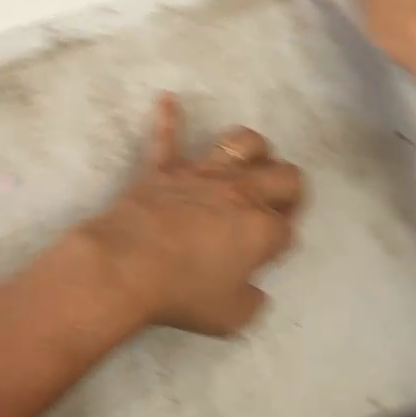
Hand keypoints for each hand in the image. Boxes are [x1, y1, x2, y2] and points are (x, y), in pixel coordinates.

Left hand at [77, 94, 302, 336]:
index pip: (287, 228)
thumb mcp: (231, 316)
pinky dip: (167, 118)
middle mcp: (238, 193)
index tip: (272, 248)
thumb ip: (251, 300)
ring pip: (238, 142)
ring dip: (251, 146)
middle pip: (282, 175)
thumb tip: (254, 290)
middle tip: (279, 201)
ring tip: (249, 156)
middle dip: (289, 186)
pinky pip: (166, 137)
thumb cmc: (181, 293)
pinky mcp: (161, 169)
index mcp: (260, 230)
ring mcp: (199, 175)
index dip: (284, 238)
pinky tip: (166, 100)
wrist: (126, 265)